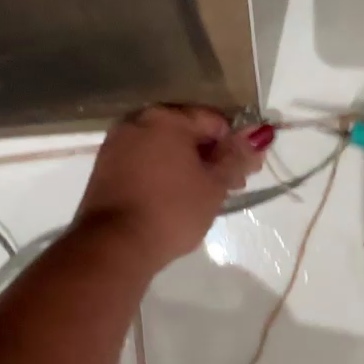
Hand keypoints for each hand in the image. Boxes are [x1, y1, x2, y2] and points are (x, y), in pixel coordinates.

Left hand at [72, 106, 273, 273]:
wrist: (114, 246)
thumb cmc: (172, 211)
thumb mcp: (214, 185)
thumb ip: (237, 156)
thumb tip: (259, 134)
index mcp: (166, 118)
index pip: (213, 120)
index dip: (234, 146)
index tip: (242, 175)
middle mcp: (137, 121)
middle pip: (186, 132)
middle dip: (210, 156)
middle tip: (227, 188)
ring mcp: (116, 144)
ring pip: (163, 147)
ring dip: (186, 165)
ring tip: (200, 197)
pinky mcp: (104, 167)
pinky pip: (142, 161)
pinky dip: (161, 173)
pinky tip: (171, 198)